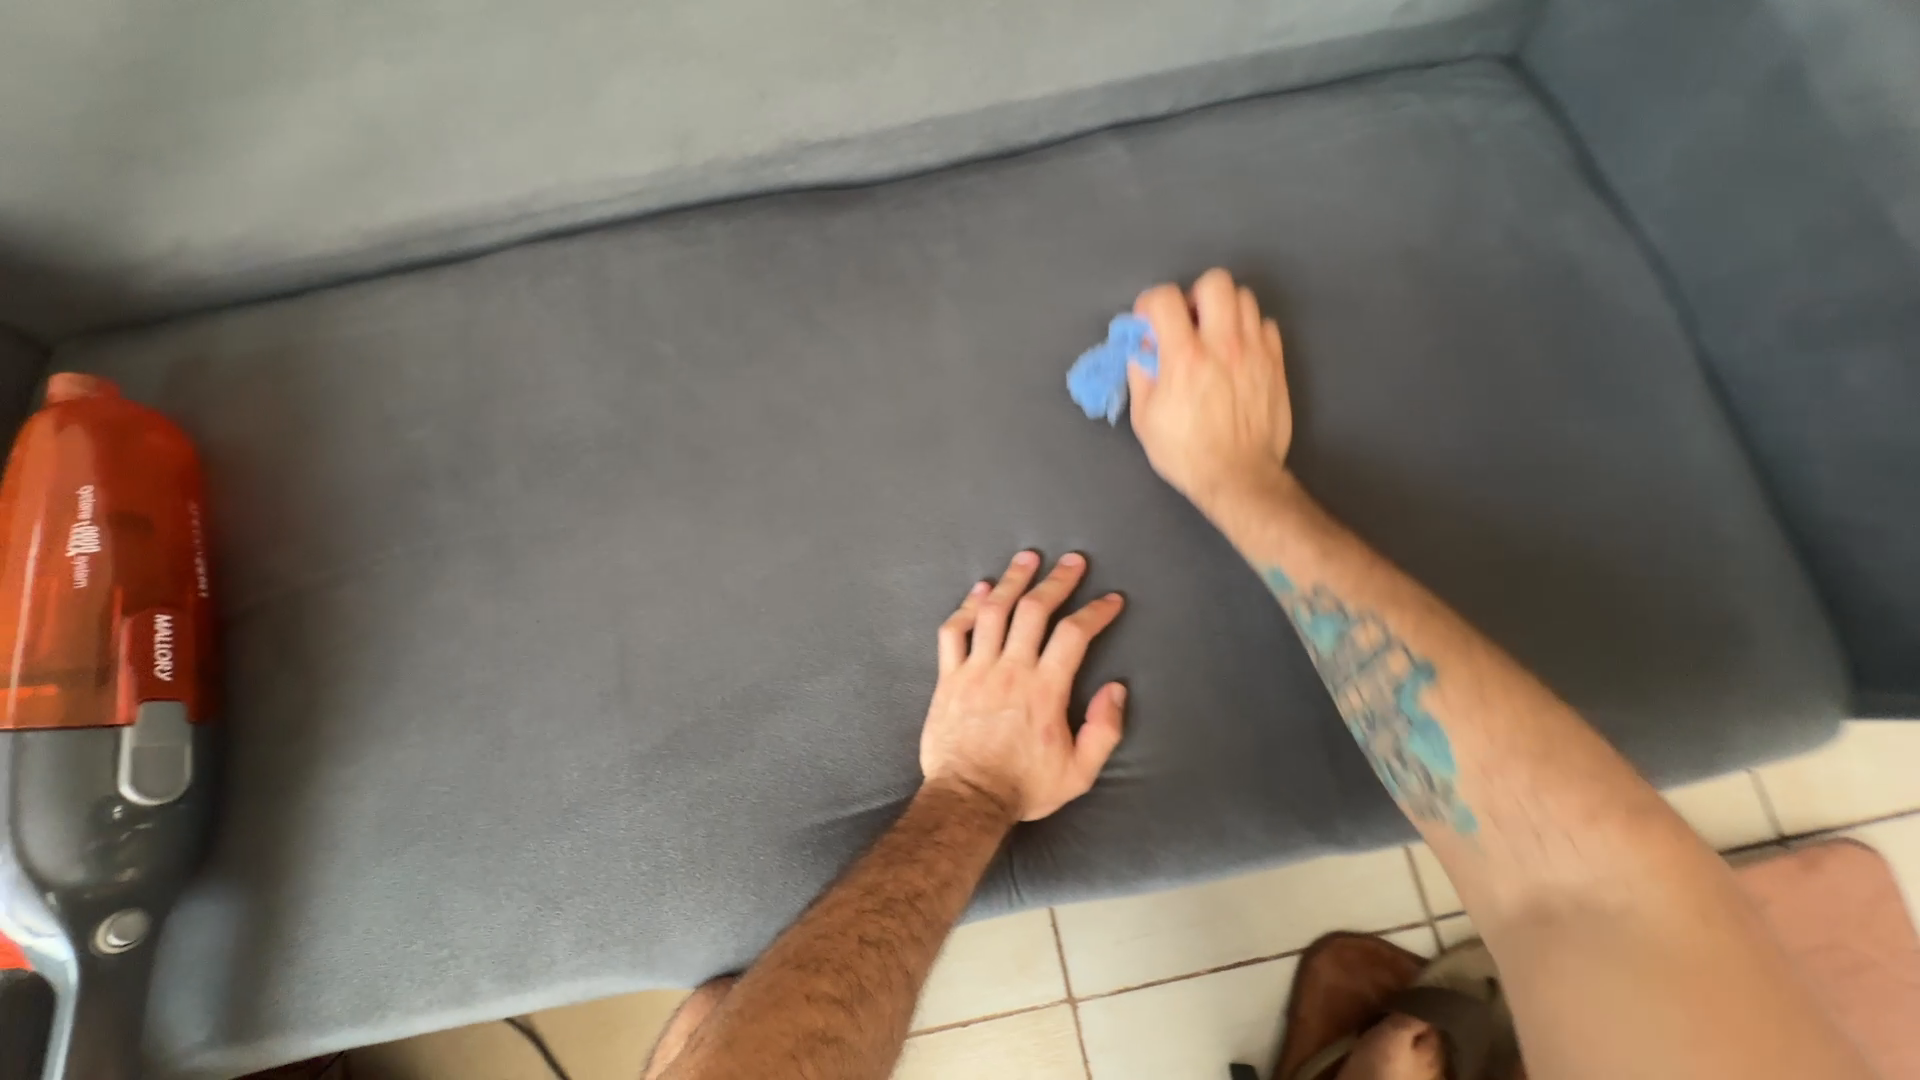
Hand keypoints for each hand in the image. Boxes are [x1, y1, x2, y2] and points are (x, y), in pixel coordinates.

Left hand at [920, 551, 1127, 821]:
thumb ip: (1104, 729)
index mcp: (1045, 690)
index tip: (1110, 600)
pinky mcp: (949, 678)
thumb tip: (1116, 688)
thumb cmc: (1024, 787)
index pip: (1075, 634)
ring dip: (1012, 580)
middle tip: (1072, 560)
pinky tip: (979, 590)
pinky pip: (954, 632)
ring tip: (1027, 558)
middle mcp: (1010, 670)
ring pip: (993, 611)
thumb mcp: (1079, 772)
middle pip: (1034, 610)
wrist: (966, 800)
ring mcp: (976, 670)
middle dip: (1057, 580)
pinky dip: (966, 607)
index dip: (1096, 611)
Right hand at [1127, 267, 1293, 513]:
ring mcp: (1254, 350)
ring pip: (1244, 298)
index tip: (1147, 323)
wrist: (1238, 476)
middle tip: (1187, 323)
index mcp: (1184, 357)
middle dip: (1194, 296)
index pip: (1164, 299)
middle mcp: (1222, 344)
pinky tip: (1237, 354)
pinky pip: (1265, 325)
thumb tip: (1142, 352)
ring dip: (1223, 310)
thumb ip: (1141, 377)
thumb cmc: (1186, 453)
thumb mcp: (1145, 420)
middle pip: (1215, 282)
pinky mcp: (1276, 362)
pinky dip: (1248, 331)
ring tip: (1213, 336)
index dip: (1149, 304)